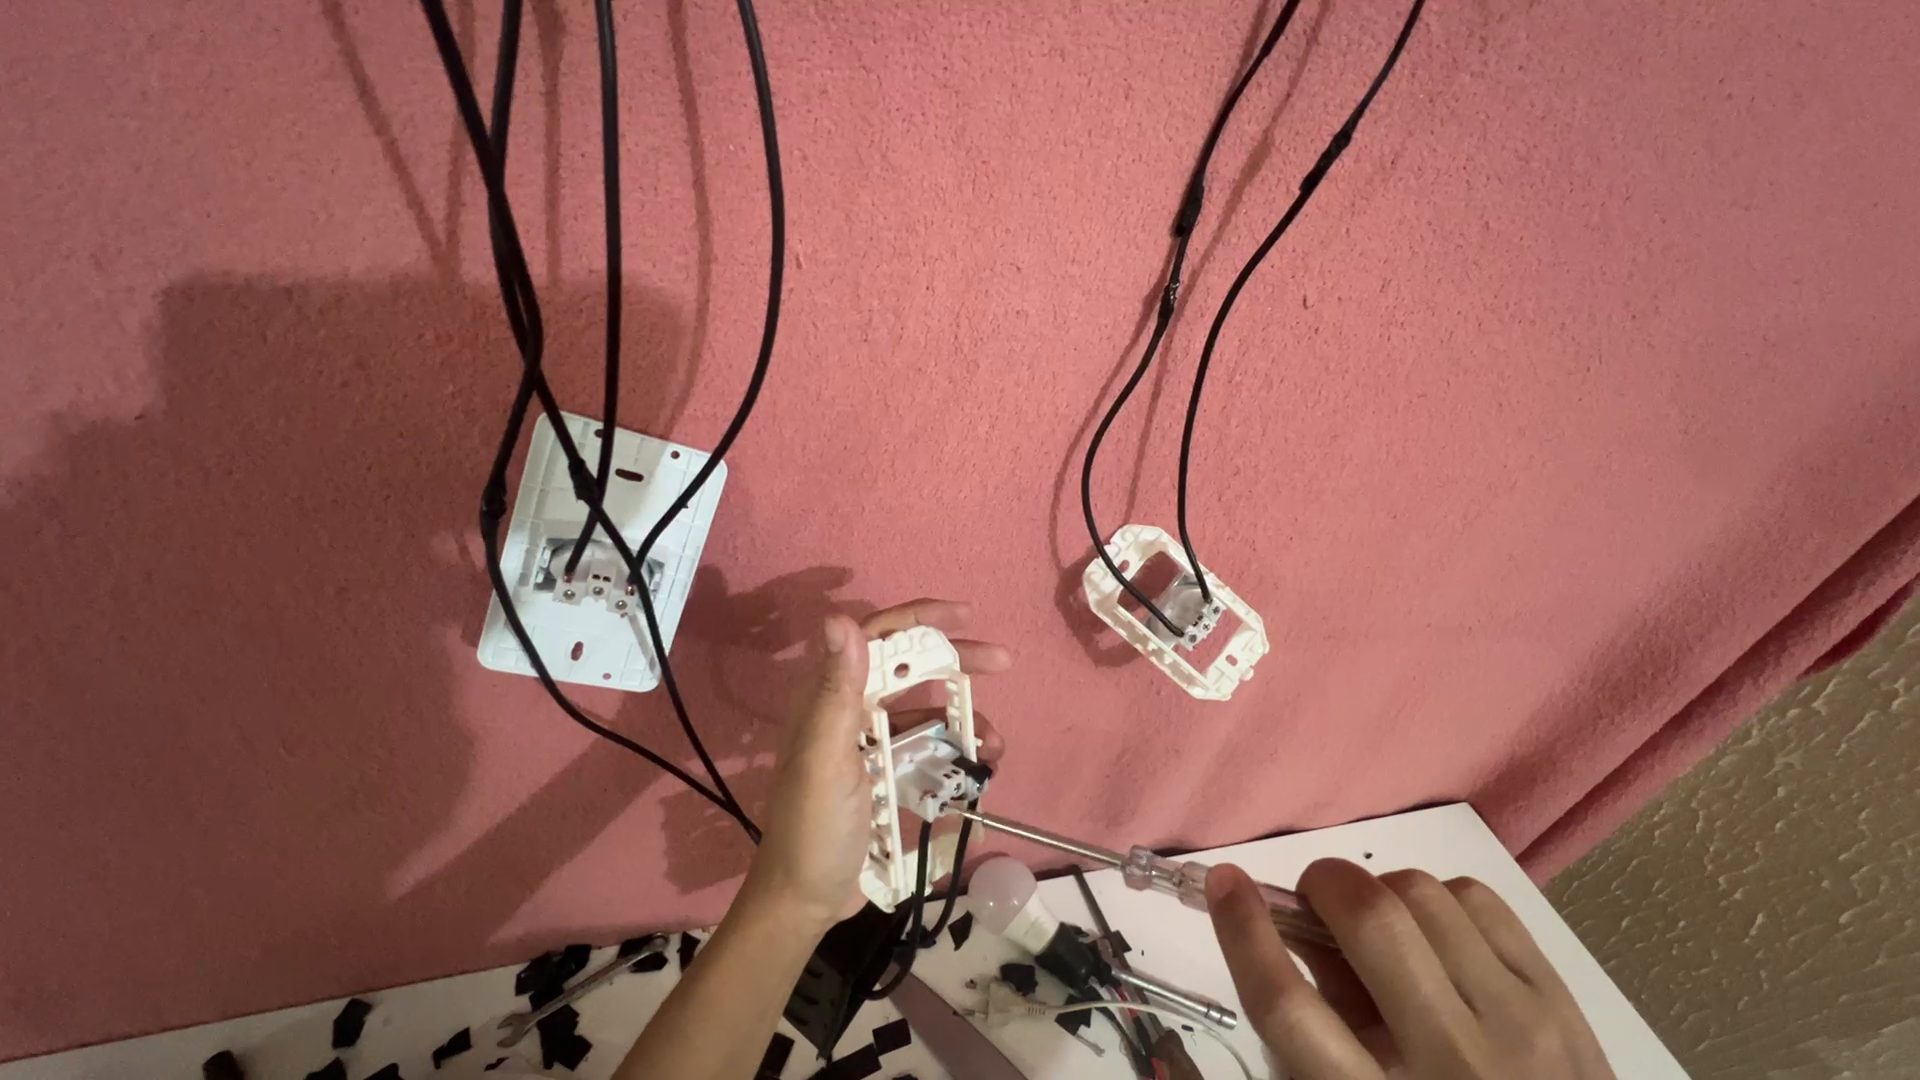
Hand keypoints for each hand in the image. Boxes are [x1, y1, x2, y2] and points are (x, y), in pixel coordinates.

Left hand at [739, 598, 1010, 932]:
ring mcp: (870, 743)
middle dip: (956, 661)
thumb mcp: (825, 757)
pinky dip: (955, 752)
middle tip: (1002, 661)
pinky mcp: (885, 774)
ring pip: (926, 711)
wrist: (806, 899)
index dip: (918, 619)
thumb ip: (836, 691)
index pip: (877, 639)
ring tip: (995, 741)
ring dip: (964, 717)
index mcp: (830, 697)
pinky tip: (980, 767)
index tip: (965, 616)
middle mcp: (850, 710)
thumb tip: (839, 618)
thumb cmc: (813, 826)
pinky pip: (928, 749)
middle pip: (909, 668)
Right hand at [1207, 859, 1615, 1079]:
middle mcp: (1453, 1065)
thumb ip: (1316, 1019)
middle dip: (1322, 883)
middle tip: (1313, 899)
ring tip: (1384, 931)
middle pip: (1370, 923)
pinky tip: (1436, 939)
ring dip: (1380, 894)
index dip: (1244, 932)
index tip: (1223, 880)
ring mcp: (1522, 1027)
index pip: (1289, 1007)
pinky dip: (1436, 900)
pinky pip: (1476, 898)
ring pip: (1421, 893)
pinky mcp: (1562, 1000)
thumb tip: (1299, 923)